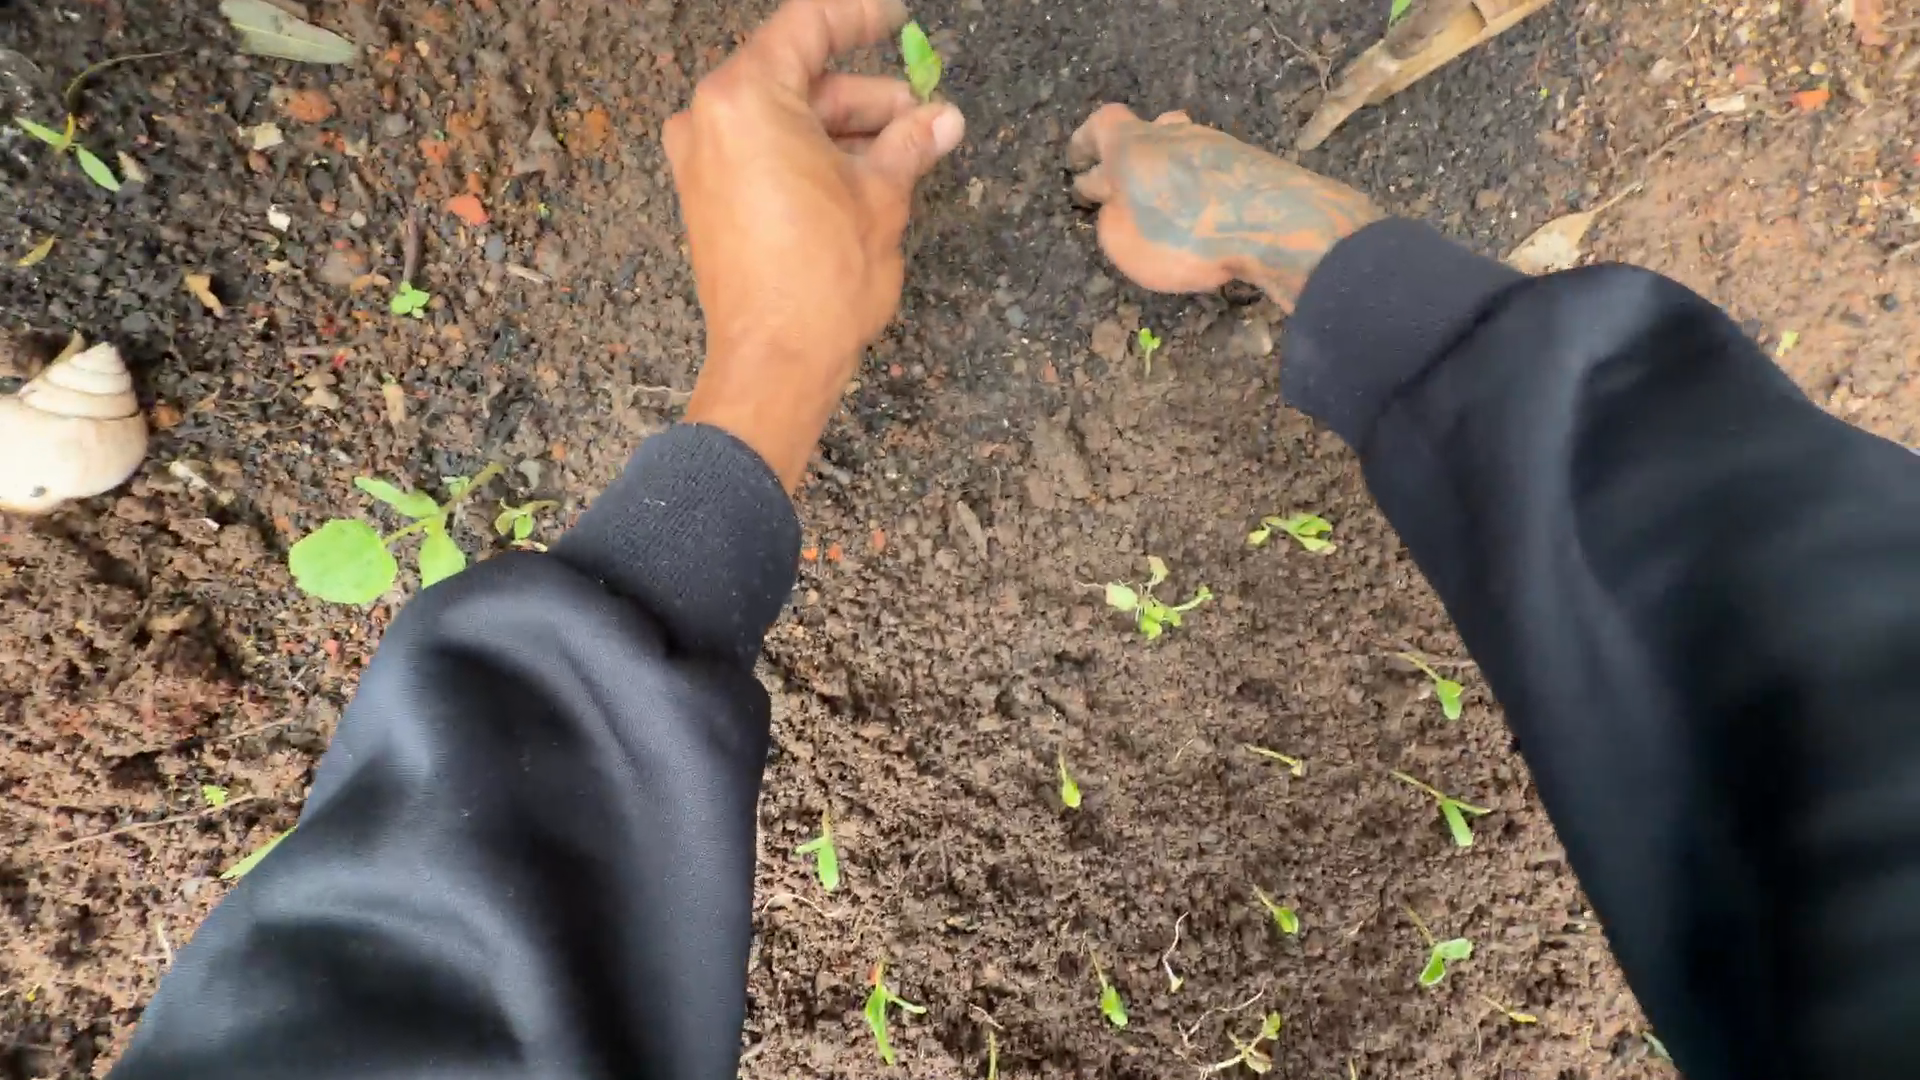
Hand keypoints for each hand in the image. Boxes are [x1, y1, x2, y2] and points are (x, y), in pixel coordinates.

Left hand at [666, 0, 964, 489]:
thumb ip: (909, 145)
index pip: (808, 28)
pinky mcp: (709, 205)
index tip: (897, 21)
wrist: (775, 362)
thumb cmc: (824, 280)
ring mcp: (703, 165)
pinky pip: (764, 161)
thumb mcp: (880, 201)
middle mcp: (710, 120)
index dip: (859, 19)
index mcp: (746, 98)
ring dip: (842, 136)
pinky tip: (857, 183)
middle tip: (921, 120)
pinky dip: (809, 162)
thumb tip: (944, 119)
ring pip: (784, 127)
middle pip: (799, 83)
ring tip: (901, 158)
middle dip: (865, 101)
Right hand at [1067, 105, 1379, 312]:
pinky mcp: (1245, 165)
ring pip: (1178, 151)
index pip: (1101, 125)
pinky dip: (1193, 191)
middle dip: (1126, 162)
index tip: (1076, 160)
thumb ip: (1111, 221)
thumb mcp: (1121, 242)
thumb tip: (1118, 209)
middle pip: (1143, 134)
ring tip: (1158, 208)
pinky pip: (1207, 172)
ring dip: (1163, 176)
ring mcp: (1214, 145)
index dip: (1085, 141)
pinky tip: (1197, 217)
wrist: (1270, 225)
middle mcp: (1173, 135)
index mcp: (1132, 146)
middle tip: (1117, 190)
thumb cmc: (1180, 235)